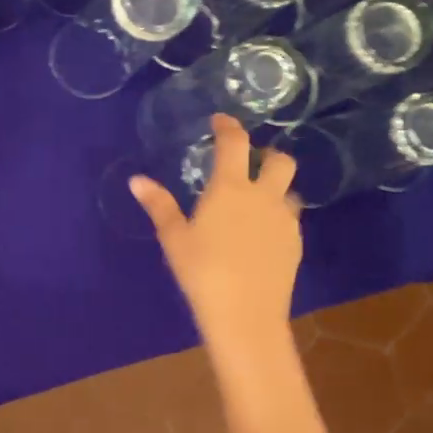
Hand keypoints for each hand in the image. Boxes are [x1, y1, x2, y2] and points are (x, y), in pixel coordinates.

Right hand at [130, 115, 301, 343]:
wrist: (245, 312)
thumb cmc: (201, 271)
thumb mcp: (173, 238)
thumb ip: (159, 205)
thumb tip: (137, 180)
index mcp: (229, 189)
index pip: (234, 144)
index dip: (228, 126)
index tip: (221, 120)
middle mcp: (263, 196)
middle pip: (280, 161)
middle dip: (266, 155)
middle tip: (247, 164)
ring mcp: (284, 219)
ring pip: (288, 190)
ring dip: (274, 188)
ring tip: (253, 203)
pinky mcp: (295, 242)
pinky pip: (289, 217)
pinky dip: (276, 215)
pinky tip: (258, 235)